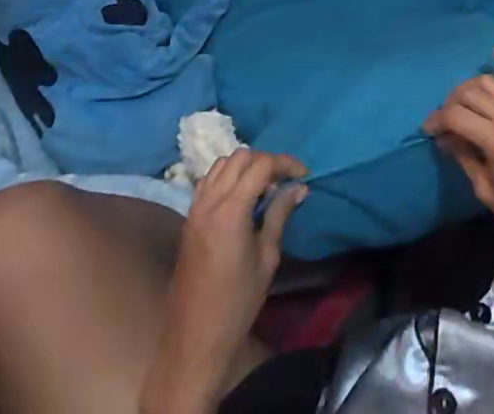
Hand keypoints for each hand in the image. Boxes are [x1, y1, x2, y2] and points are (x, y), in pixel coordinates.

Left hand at [144, 149, 307, 412]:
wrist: (195, 335)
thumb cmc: (238, 301)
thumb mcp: (267, 257)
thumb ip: (279, 214)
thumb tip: (298, 187)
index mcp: (230, 211)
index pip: (261, 165)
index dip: (285, 163)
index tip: (304, 175)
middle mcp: (209, 202)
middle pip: (240, 157)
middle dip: (266, 161)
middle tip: (284, 181)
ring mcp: (195, 209)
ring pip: (221, 164)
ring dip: (245, 167)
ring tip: (264, 188)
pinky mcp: (189, 218)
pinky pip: (208, 181)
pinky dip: (227, 177)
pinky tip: (242, 197)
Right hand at [422, 46, 493, 262]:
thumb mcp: (485, 189)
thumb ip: (464, 156)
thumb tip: (445, 138)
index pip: (456, 115)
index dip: (436, 120)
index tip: (428, 131)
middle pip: (469, 94)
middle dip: (449, 104)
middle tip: (442, 123)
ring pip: (489, 83)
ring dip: (469, 87)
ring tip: (458, 103)